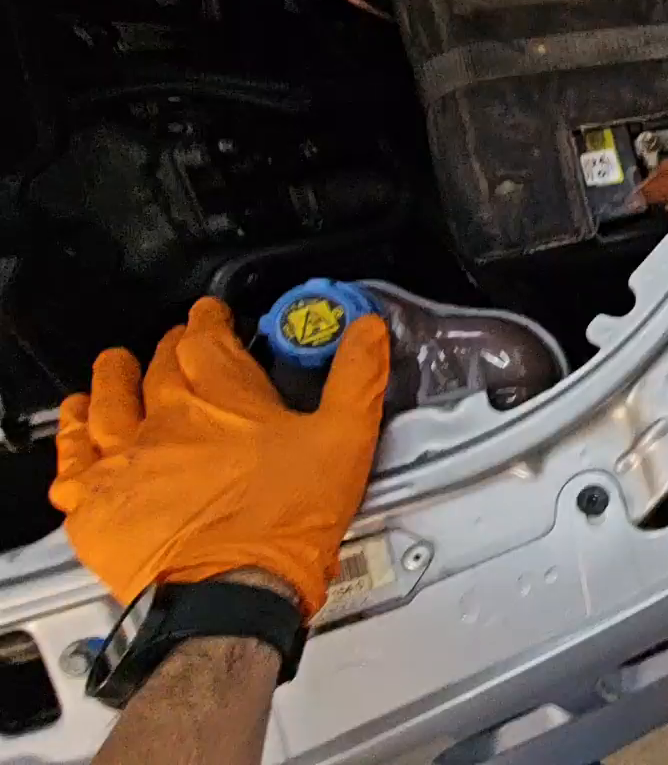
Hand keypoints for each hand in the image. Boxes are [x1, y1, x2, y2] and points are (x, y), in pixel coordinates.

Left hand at [49, 297, 389, 619]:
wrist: (236, 584)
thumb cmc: (293, 509)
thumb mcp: (348, 433)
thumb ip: (358, 375)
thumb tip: (367, 328)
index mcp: (225, 399)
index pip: (206, 342)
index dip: (209, 321)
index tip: (213, 313)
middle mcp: (164, 422)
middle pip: (156, 370)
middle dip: (169, 348)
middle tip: (179, 340)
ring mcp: (123, 464)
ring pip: (105, 408)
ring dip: (111, 382)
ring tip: (114, 368)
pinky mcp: (95, 505)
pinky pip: (70, 460)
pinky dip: (73, 436)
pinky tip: (79, 428)